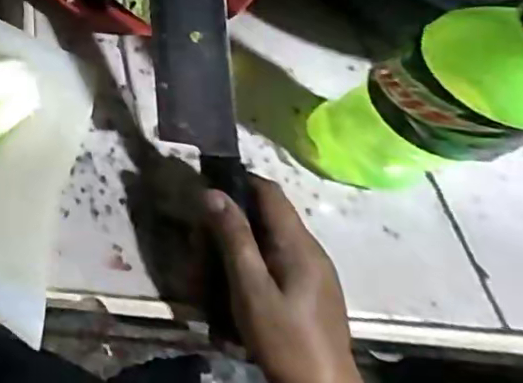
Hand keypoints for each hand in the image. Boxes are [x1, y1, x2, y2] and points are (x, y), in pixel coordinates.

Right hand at [203, 177, 360, 382]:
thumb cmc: (286, 341)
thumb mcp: (251, 289)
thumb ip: (234, 238)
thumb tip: (213, 192)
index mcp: (299, 243)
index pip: (268, 190)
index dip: (238, 182)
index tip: (207, 192)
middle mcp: (312, 250)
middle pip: (269, 215)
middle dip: (234, 220)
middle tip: (204, 240)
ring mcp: (317, 274)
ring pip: (273, 240)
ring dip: (243, 244)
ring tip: (217, 268)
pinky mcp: (316, 294)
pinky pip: (282, 262)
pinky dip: (257, 264)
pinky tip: (241, 289)